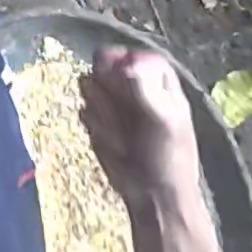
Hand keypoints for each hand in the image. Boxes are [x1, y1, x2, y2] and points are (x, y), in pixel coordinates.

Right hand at [80, 48, 201, 206]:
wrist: (152, 196)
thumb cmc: (168, 158)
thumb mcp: (164, 122)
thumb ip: (145, 90)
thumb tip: (126, 68)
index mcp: (158, 80)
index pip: (134, 54)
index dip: (123, 63)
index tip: (119, 77)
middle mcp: (133, 84)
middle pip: (103, 65)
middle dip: (108, 89)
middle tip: (122, 113)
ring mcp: (112, 100)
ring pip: (89, 85)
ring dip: (101, 111)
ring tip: (122, 137)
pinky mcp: (96, 116)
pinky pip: (83, 108)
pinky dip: (95, 126)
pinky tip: (113, 144)